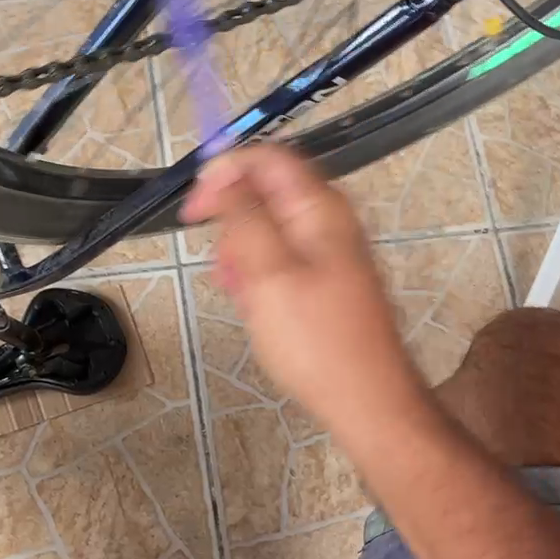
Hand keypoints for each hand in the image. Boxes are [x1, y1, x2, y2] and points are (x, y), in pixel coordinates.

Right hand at [182, 145, 436, 444]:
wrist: (366, 400)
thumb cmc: (315, 340)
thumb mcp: (268, 273)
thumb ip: (244, 216)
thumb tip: (223, 174)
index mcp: (320, 208)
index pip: (266, 158)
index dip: (224, 172)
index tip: (193, 211)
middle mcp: (329, 220)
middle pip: (266, 193)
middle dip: (232, 224)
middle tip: (223, 266)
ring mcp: (330, 252)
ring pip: (269, 230)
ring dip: (242, 255)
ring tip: (239, 294)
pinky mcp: (326, 281)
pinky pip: (281, 261)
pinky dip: (259, 275)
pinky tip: (255, 306)